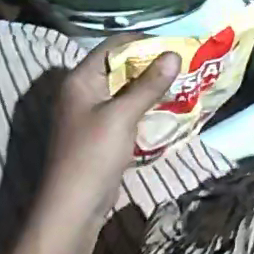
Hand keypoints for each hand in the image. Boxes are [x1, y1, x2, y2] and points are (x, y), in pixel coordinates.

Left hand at [35, 36, 181, 238]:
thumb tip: (174, 54)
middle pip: (120, 66)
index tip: (173, 45)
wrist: (71, 211)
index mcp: (81, 78)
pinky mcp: (100, 133)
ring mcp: (91, 113)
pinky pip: (125, 109)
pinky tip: (166, 108)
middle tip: (181, 64)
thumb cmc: (93, 155)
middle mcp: (83, 90)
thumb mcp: (123, 115)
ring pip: (125, 89)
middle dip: (150, 64)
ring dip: (149, 86)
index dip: (142, 42)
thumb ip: (149, 84)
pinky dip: (144, 106)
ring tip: (180, 82)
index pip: (113, 46)